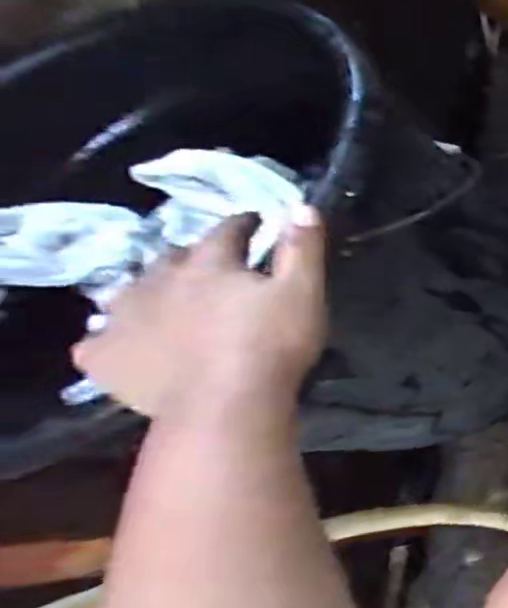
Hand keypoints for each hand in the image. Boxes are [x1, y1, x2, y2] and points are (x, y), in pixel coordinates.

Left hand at [72, 207, 328, 419]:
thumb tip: (300, 206)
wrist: (225, 401)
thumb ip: (302, 249)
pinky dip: (117, 333)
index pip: (224, 233)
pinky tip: (132, 340)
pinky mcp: (103, 355)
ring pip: (130, 292)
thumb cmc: (274, 341)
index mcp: (208, 267)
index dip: (241, 224)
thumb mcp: (304, 291)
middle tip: (212, 267)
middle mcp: (156, 283)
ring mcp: (122, 319)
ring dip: (150, 291)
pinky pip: (102, 337)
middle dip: (190, 257)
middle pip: (170, 260)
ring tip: (169, 301)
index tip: (254, 221)